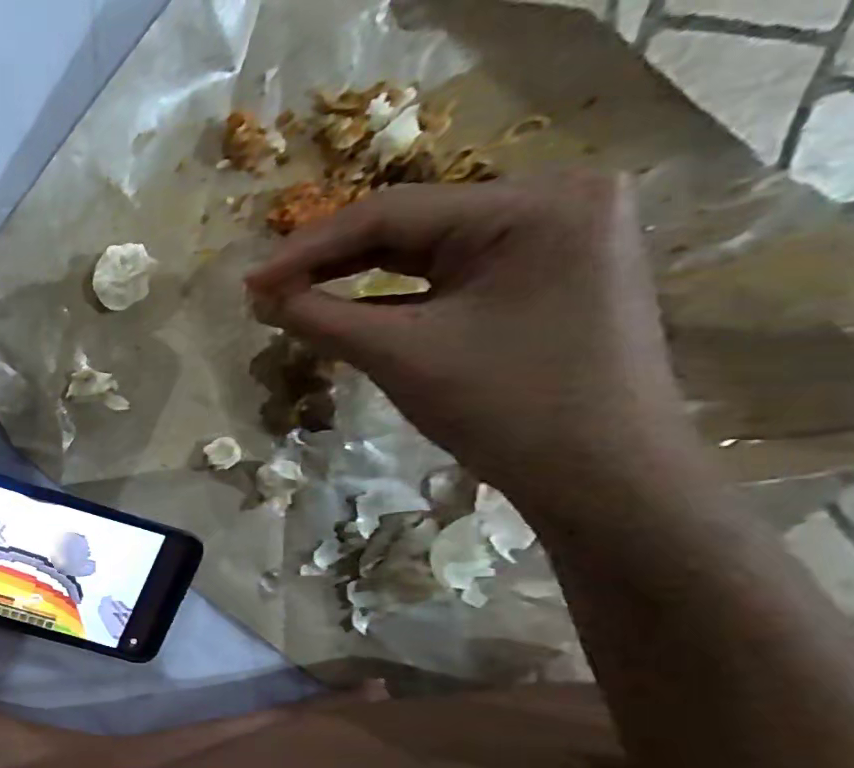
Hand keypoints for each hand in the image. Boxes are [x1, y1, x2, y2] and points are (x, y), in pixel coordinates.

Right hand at [246, 174, 706, 517]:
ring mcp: (556, 239)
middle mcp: (555, 201)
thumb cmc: (508, 409)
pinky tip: (349, 308)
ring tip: (294, 295)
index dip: (308, 248)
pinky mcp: (548, 276)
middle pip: (413, 226)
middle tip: (266, 289)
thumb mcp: (402, 356)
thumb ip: (324, 318)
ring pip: (429, 251)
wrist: (603, 480)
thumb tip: (262, 296)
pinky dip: (398, 295)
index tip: (250, 281)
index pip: (393, 213)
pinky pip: (454, 276)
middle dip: (332, 261)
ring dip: (358, 277)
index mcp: (534, 203)